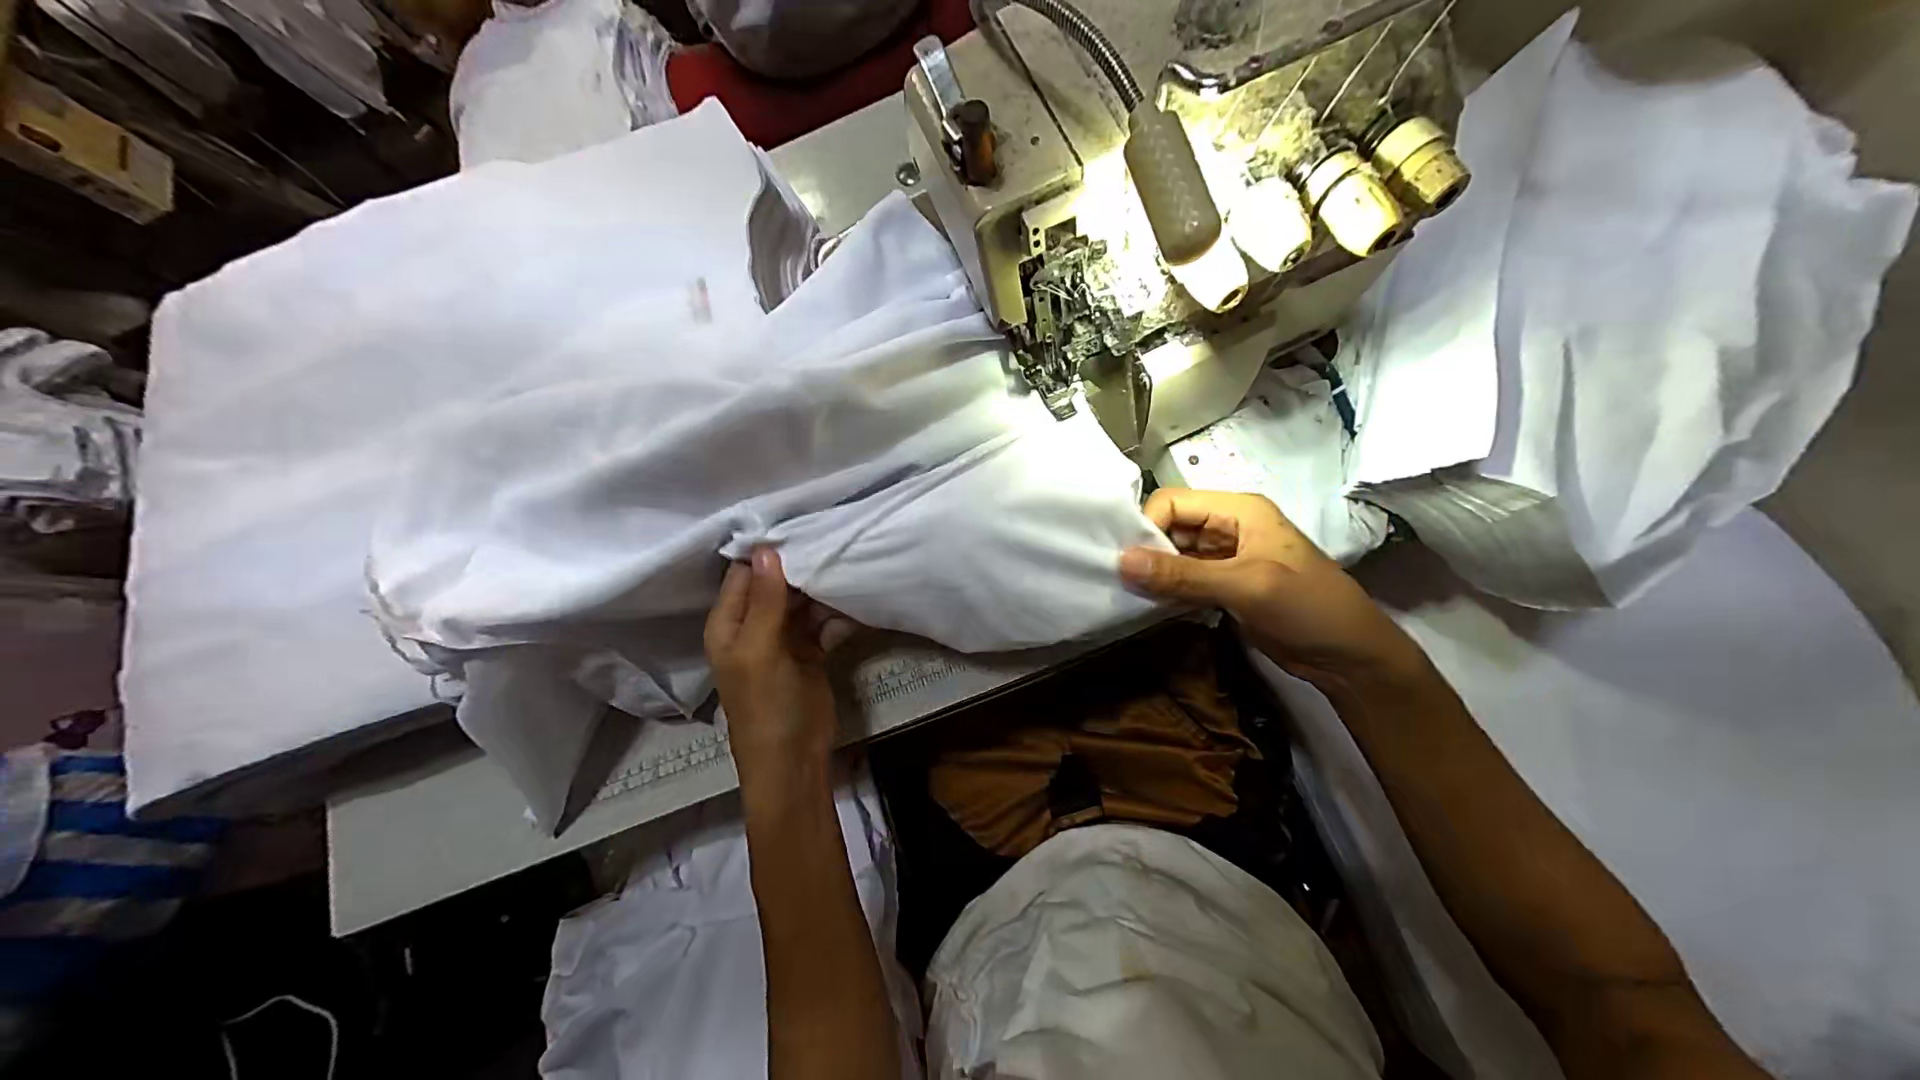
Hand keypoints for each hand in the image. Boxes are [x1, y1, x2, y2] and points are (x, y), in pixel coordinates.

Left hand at [704, 547, 855, 782]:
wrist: (794, 761)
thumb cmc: (768, 706)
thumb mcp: (761, 650)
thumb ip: (766, 600)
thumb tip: (767, 548)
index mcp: (728, 624)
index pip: (743, 573)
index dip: (767, 550)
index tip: (799, 522)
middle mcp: (753, 626)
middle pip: (775, 583)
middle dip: (800, 565)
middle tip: (833, 538)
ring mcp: (783, 639)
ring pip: (801, 600)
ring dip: (821, 588)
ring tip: (848, 563)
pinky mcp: (809, 651)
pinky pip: (821, 621)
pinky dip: (834, 613)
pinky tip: (853, 600)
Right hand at [1119, 488, 1425, 686]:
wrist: (1350, 657)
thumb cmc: (1307, 608)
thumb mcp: (1245, 586)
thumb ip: (1182, 575)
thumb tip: (1121, 561)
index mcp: (1239, 510)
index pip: (1173, 502)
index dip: (1148, 525)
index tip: (1129, 561)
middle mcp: (1229, 527)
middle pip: (1171, 526)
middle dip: (1147, 550)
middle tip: (1123, 581)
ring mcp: (1227, 559)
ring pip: (1175, 555)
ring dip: (1155, 573)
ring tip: (1132, 594)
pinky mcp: (1225, 587)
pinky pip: (1185, 580)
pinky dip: (1168, 590)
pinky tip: (1151, 605)